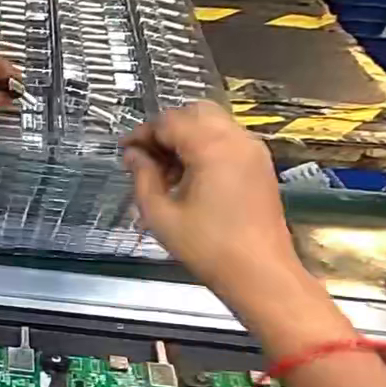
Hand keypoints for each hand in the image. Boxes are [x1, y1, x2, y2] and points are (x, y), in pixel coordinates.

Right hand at [123, 101, 302, 307]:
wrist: (261, 274)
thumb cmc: (208, 248)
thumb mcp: (161, 215)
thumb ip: (143, 178)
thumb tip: (133, 155)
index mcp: (212, 147)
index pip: (169, 121)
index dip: (142, 133)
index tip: (125, 151)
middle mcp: (236, 139)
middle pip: (194, 112)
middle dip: (166, 129)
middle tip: (146, 156)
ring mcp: (253, 151)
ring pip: (212, 123)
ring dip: (186, 136)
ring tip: (166, 171)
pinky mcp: (260, 165)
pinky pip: (227, 139)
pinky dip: (205, 146)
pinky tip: (190, 177)